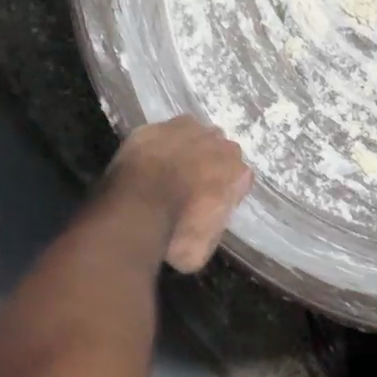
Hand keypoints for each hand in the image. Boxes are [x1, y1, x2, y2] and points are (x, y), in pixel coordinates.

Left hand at [105, 116, 253, 272]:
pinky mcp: (156, 127)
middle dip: (206, 164)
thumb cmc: (174, 233)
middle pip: (218, 150)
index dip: (222, 189)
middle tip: (184, 187)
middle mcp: (221, 144)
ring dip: (183, 148)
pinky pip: (159, 134)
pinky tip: (142, 164)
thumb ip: (209, 228)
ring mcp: (189, 129)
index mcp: (238, 172)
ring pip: (192, 135)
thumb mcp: (199, 250)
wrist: (137, 208)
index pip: (239, 176)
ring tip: (163, 172)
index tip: (206, 205)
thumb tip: (199, 227)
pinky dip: (153, 146)